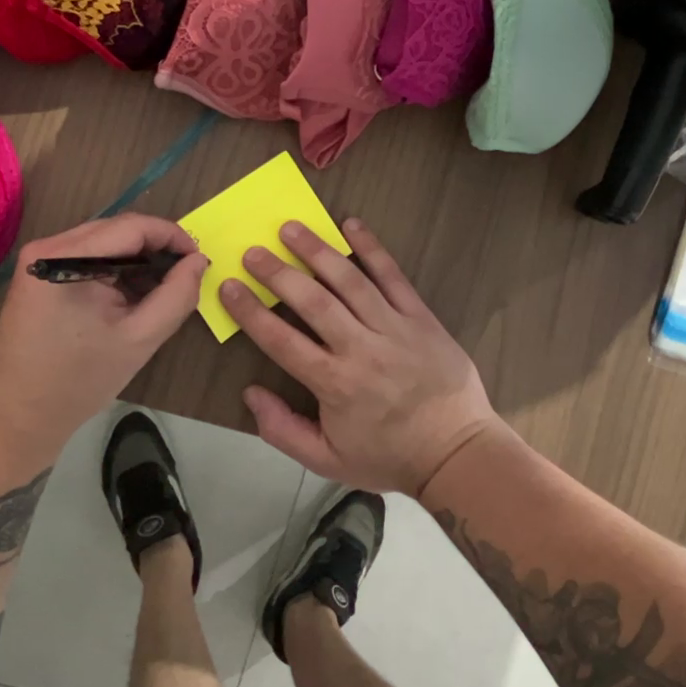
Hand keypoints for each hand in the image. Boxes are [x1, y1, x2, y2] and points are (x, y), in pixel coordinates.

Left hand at [0, 214, 208, 451]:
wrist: (16, 419)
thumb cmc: (76, 382)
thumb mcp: (139, 339)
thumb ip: (176, 296)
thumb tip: (199, 261)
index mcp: (64, 256)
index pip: (132, 226)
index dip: (173, 237)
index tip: (200, 261)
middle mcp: (47, 247)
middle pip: (117, 231)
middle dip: (156, 251)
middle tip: (186, 279)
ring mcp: (40, 262)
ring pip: (104, 245)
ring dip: (137, 263)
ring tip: (162, 294)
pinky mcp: (40, 278)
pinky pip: (89, 262)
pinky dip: (116, 274)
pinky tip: (132, 301)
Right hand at [222, 218, 506, 495]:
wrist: (457, 452)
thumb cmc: (388, 456)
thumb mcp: (328, 460)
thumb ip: (283, 430)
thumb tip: (250, 394)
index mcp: (335, 385)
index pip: (283, 341)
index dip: (251, 313)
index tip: (229, 287)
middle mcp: (362, 349)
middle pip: (314, 302)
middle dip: (279, 274)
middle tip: (253, 251)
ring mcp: (394, 328)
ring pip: (350, 281)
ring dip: (318, 251)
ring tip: (291, 228)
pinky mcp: (420, 317)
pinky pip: (393, 277)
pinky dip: (372, 249)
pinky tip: (351, 225)